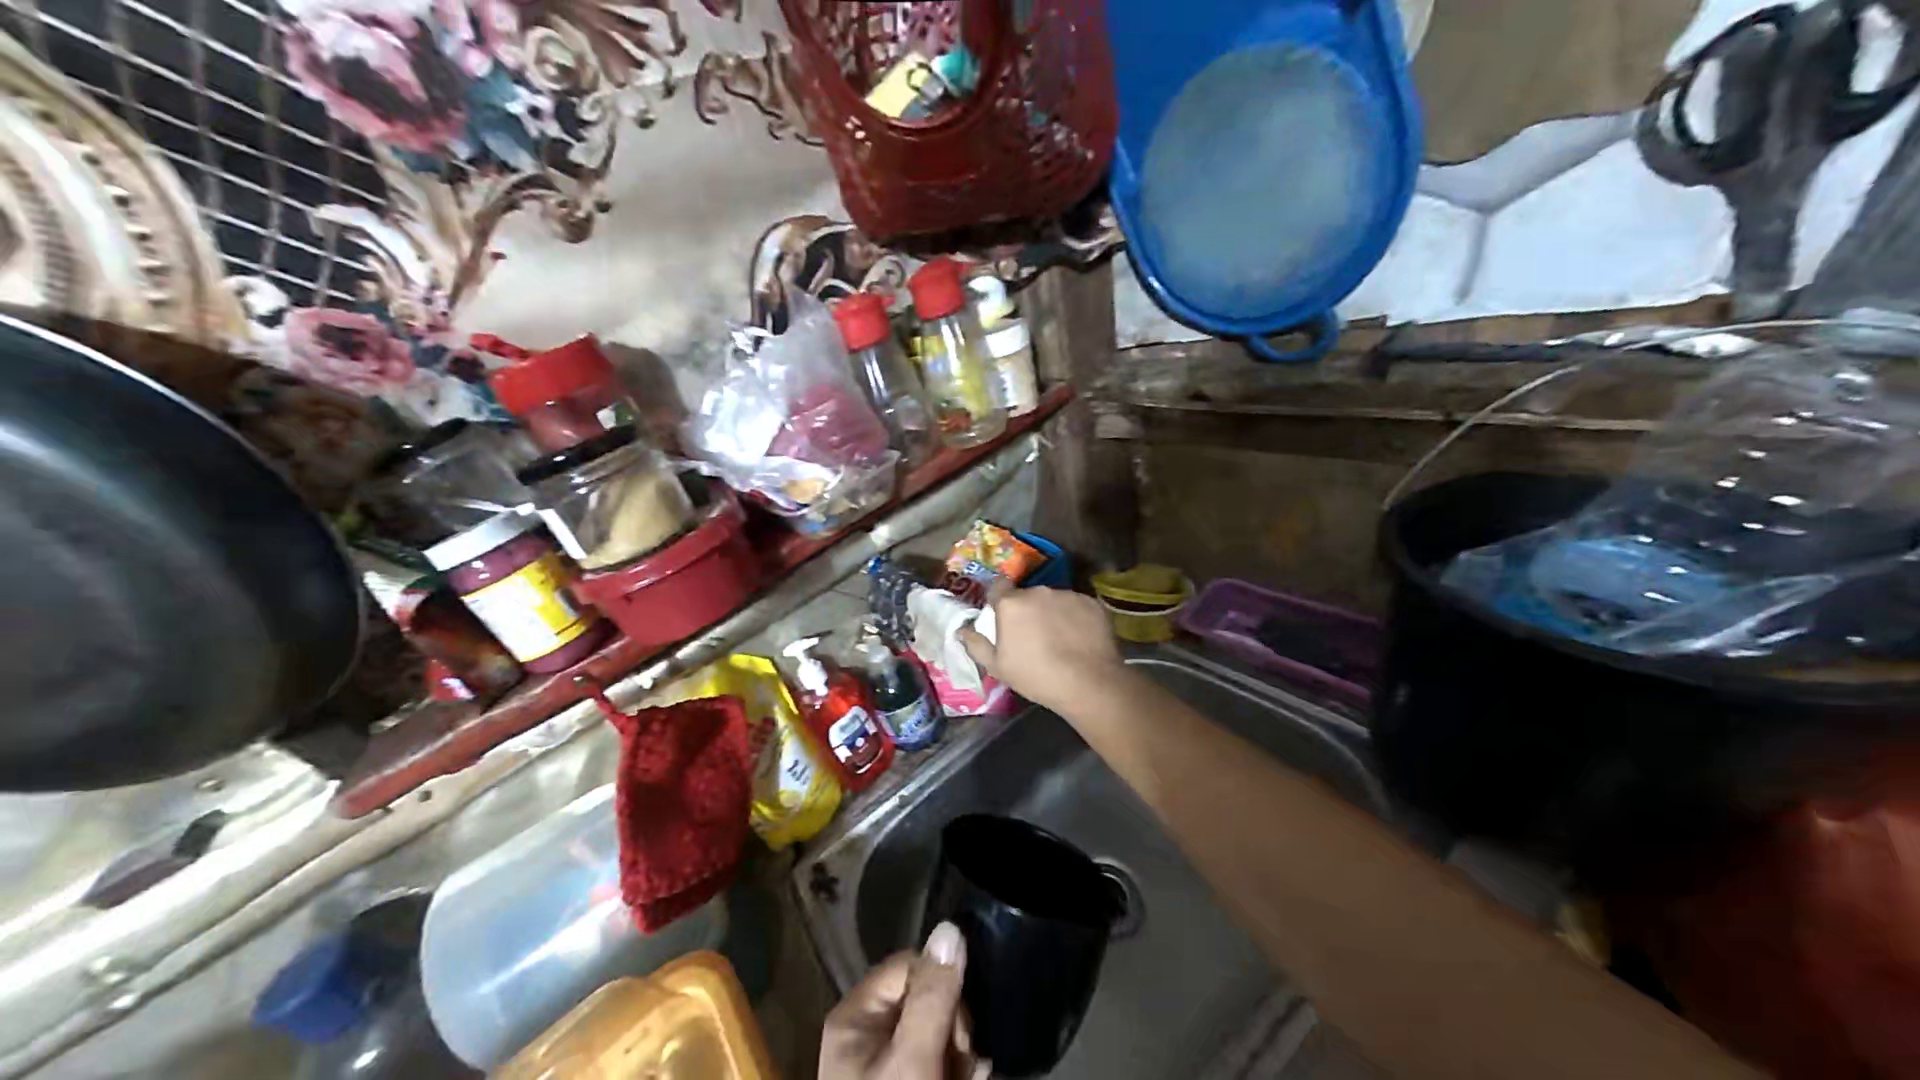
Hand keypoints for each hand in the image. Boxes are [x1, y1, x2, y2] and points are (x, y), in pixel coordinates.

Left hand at [820, 922, 986, 1079]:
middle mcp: (866, 1030)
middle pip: (926, 997)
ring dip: (962, 1049)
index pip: (910, 965)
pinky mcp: (900, 1078)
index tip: (963, 1032)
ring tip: (972, 1073)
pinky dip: (957, 1067)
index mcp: (854, 1014)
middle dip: (956, 1026)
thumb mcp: (911, 1059)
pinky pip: (935, 1056)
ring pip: (936, 1029)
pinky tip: (969, 1078)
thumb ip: (932, 996)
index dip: (943, 989)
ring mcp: (881, 1060)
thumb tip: (951, 927)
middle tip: (967, 1059)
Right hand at [960, 585, 1123, 712]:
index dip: (999, 598)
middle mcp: (1039, 591)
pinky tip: (1079, 639)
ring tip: (1060, 639)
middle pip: (1027, 595)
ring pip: (1053, 600)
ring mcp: (1068, 595)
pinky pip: (1076, 606)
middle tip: (1032, 635)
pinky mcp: (1091, 602)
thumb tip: (962, 630)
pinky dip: (1075, 618)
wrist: (1089, 683)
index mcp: (1012, 604)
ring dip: (1052, 613)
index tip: (1002, 614)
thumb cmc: (1037, 677)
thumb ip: (976, 645)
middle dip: (1027, 610)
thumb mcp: (998, 668)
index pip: (998, 586)